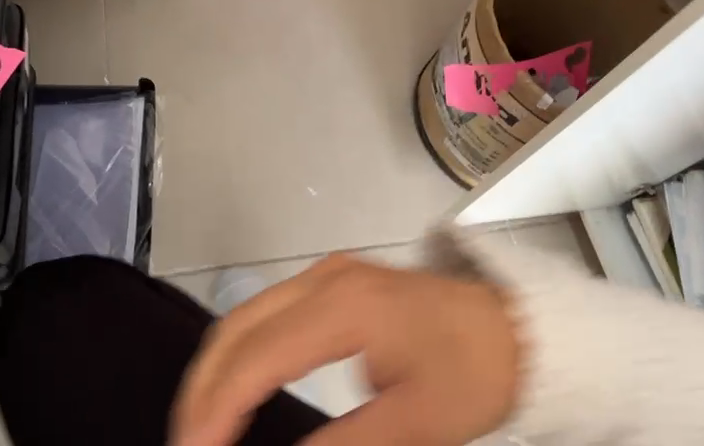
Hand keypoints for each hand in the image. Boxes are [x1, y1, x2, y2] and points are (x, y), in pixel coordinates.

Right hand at [170, 253, 521, 445]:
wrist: (517, 327)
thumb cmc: (473, 372)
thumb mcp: (415, 424)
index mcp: (342, 308)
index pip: (257, 356)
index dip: (217, 407)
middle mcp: (323, 280)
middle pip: (237, 325)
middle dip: (202, 386)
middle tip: (186, 441)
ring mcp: (325, 275)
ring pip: (244, 314)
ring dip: (215, 366)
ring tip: (200, 422)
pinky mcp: (331, 282)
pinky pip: (265, 311)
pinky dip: (239, 349)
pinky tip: (233, 384)